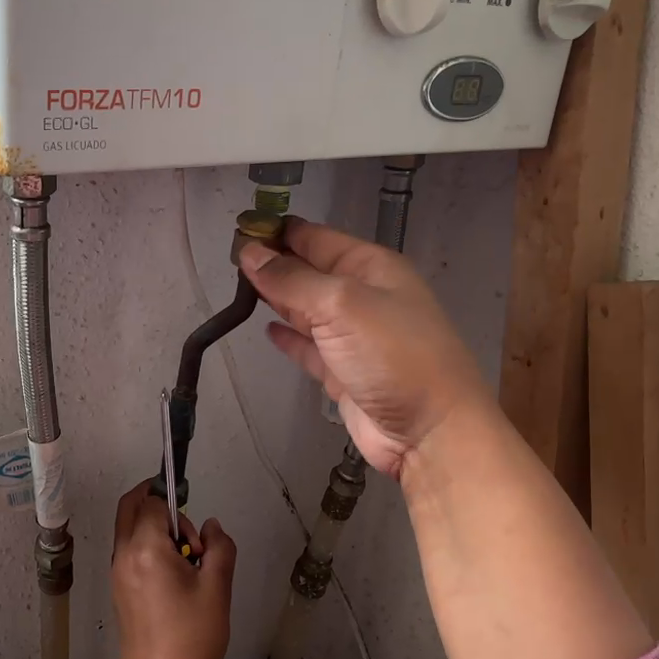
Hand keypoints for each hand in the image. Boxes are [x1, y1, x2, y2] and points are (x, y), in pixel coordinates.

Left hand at [92, 482, 236, 658]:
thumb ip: (219, 547)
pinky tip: (176, 578)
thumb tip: (211, 527)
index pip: (150, 502)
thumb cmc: (194, 637)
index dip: (175, 504)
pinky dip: (148, 550)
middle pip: (128, 508)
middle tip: (186, 527)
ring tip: (189, 560)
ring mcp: (117, 575)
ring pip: (128, 532)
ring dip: (153, 529)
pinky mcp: (119, 593)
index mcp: (144, 549)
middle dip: (154, 503)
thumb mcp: (218, 588)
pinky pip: (129, 554)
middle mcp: (123, 556)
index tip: (198, 532)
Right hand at [238, 216, 492, 479]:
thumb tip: (250, 253)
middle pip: (308, 271)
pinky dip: (288, 337)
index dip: (279, 231)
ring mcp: (352, 336)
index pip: (316, 238)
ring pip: (305, 308)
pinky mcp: (342, 372)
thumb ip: (292, 279)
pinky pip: (308, 346)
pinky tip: (266, 330)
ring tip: (237, 288)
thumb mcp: (341, 304)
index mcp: (370, 267)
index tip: (239, 228)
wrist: (429, 430)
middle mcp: (362, 296)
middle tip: (229, 259)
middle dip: (273, 263)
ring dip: (276, 298)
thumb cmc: (392, 355)